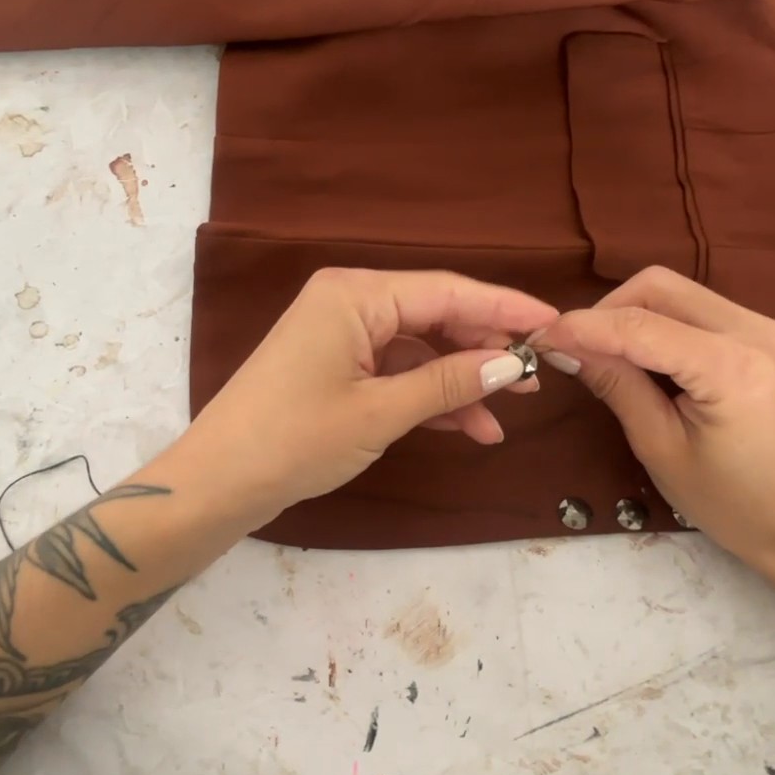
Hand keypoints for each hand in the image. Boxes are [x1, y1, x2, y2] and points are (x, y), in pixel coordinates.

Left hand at [171, 268, 558, 524]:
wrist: (220, 482)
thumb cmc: (294, 440)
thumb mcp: (379, 413)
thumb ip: (448, 384)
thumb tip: (511, 363)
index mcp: (356, 294)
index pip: (447, 291)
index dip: (505, 308)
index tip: (555, 324)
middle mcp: (350, 303)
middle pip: (435, 315)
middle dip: (484, 348)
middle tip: (534, 378)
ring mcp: (341, 337)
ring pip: (419, 348)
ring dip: (460, 381)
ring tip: (506, 412)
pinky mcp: (337, 369)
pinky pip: (396, 373)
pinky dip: (429, 397)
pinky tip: (468, 427)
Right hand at [533, 267, 774, 565]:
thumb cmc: (728, 501)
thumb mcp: (659, 447)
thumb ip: (616, 386)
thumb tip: (565, 348)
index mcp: (732, 368)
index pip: (640, 326)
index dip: (583, 326)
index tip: (538, 337)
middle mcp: (755, 331)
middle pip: (659, 287)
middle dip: (605, 311)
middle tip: (570, 348)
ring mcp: (764, 327)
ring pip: (675, 292)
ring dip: (628, 314)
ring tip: (598, 354)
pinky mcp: (762, 335)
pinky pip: (694, 309)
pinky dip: (656, 323)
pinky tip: (638, 357)